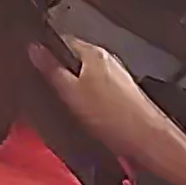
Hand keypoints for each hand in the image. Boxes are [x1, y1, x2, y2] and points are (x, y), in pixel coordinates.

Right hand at [29, 35, 185, 184]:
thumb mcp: (70, 92)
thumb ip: (50, 68)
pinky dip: (91, 102)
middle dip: (62, 73)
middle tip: (53, 91)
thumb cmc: (116, 118)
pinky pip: (99, 91)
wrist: (151, 144)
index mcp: (94, 53)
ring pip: (87, 77)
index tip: (36, 64)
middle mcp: (108, 61)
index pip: (62, 40)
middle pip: (74, 59)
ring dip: (77, 89)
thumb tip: (34, 49)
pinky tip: (90, 118)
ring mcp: (118, 78)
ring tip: (73, 108)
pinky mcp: (125, 96)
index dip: (46, 51)